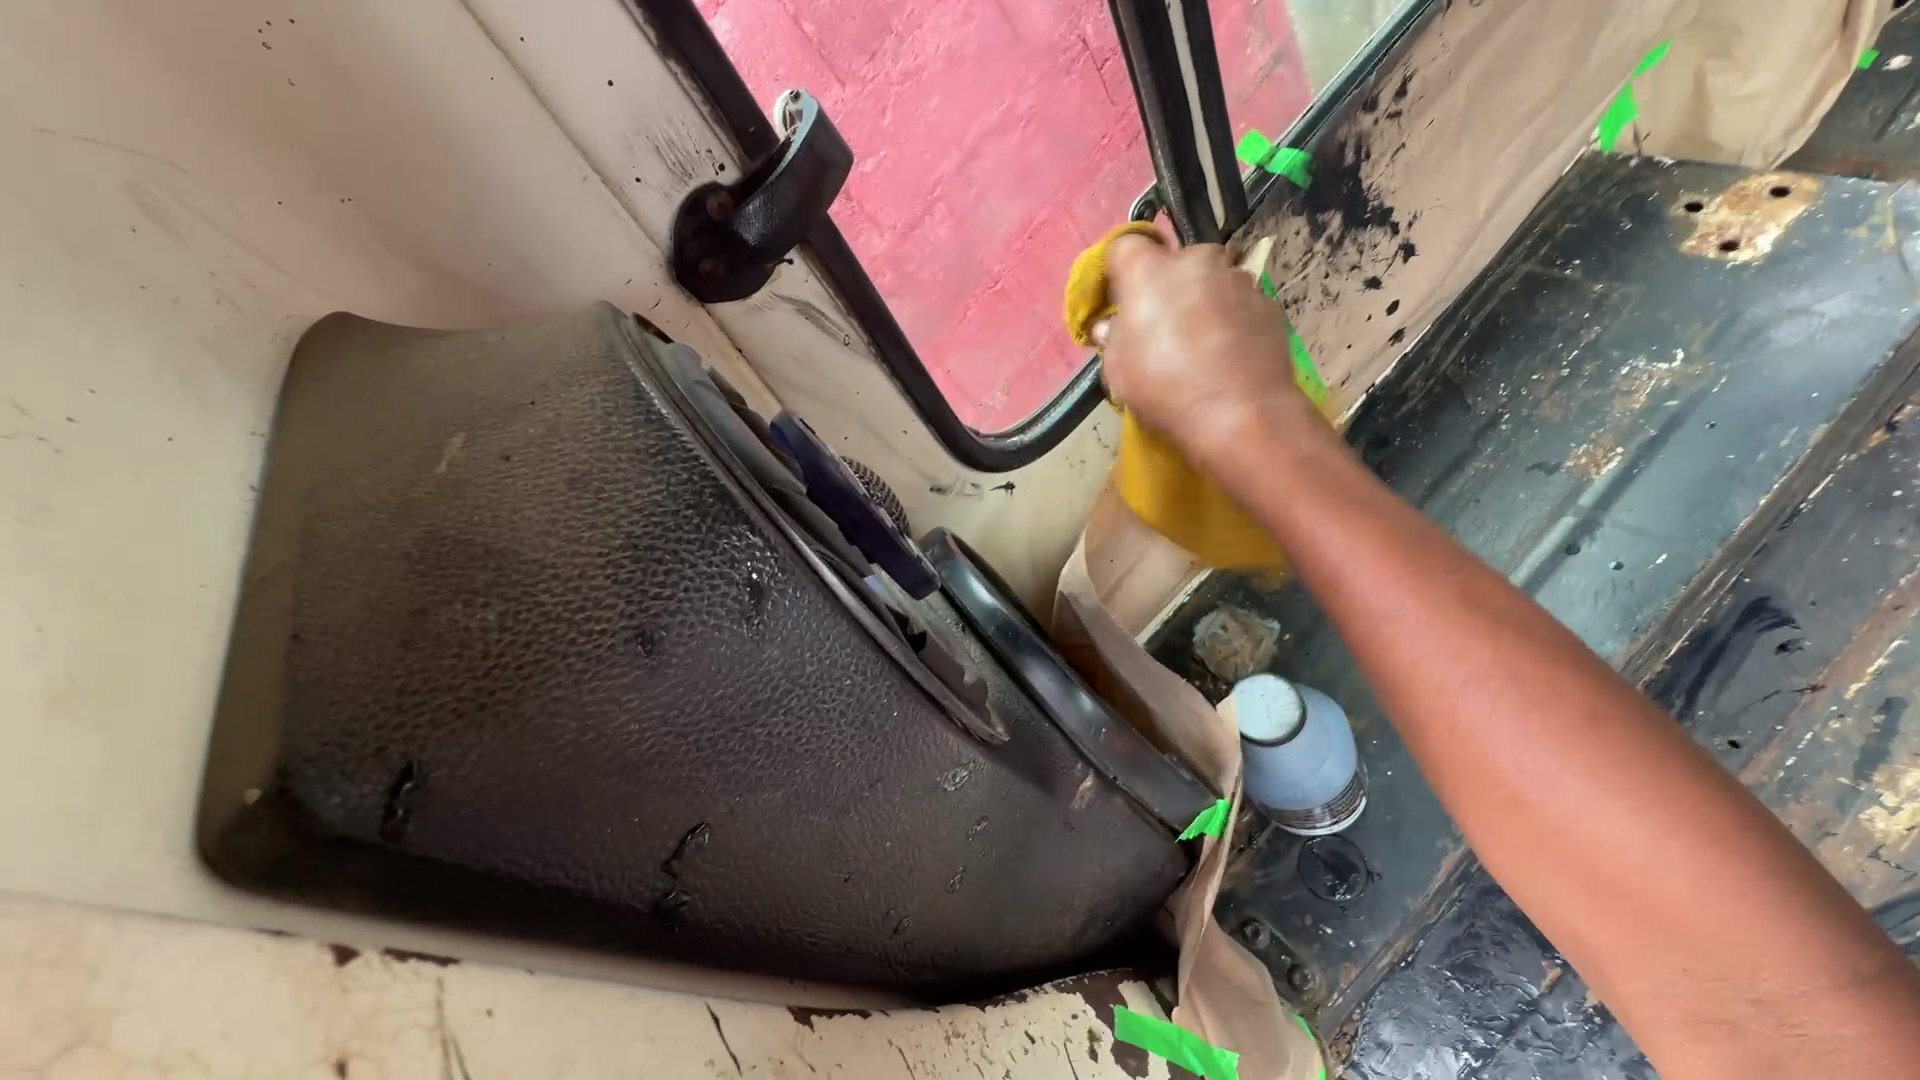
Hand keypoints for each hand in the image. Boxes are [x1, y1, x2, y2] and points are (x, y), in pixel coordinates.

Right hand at [1094, 236, 1329, 470]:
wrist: (1241, 415)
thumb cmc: (1165, 389)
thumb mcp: (1119, 370)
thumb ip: (1113, 339)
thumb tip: (1111, 328)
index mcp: (1150, 272)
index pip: (1126, 247)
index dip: (1122, 272)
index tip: (1122, 301)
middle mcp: (1196, 262)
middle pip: (1177, 261)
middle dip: (1170, 285)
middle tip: (1164, 326)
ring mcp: (1238, 279)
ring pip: (1213, 281)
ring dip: (1205, 301)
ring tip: (1202, 344)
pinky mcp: (1269, 302)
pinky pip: (1241, 304)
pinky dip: (1233, 320)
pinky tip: (1230, 353)